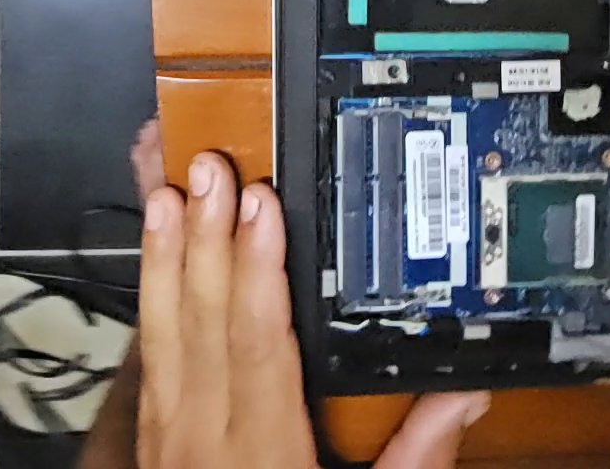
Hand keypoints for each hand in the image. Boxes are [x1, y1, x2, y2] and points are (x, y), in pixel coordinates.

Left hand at [137, 152, 490, 468]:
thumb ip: (414, 459)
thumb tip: (463, 394)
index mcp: (266, 453)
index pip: (258, 346)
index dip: (256, 272)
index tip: (260, 207)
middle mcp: (206, 433)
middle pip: (204, 325)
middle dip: (207, 239)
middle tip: (212, 170)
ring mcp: (168, 425)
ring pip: (163, 325)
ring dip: (164, 252)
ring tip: (168, 189)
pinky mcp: (152, 420)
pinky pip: (147, 341)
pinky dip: (149, 283)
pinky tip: (156, 241)